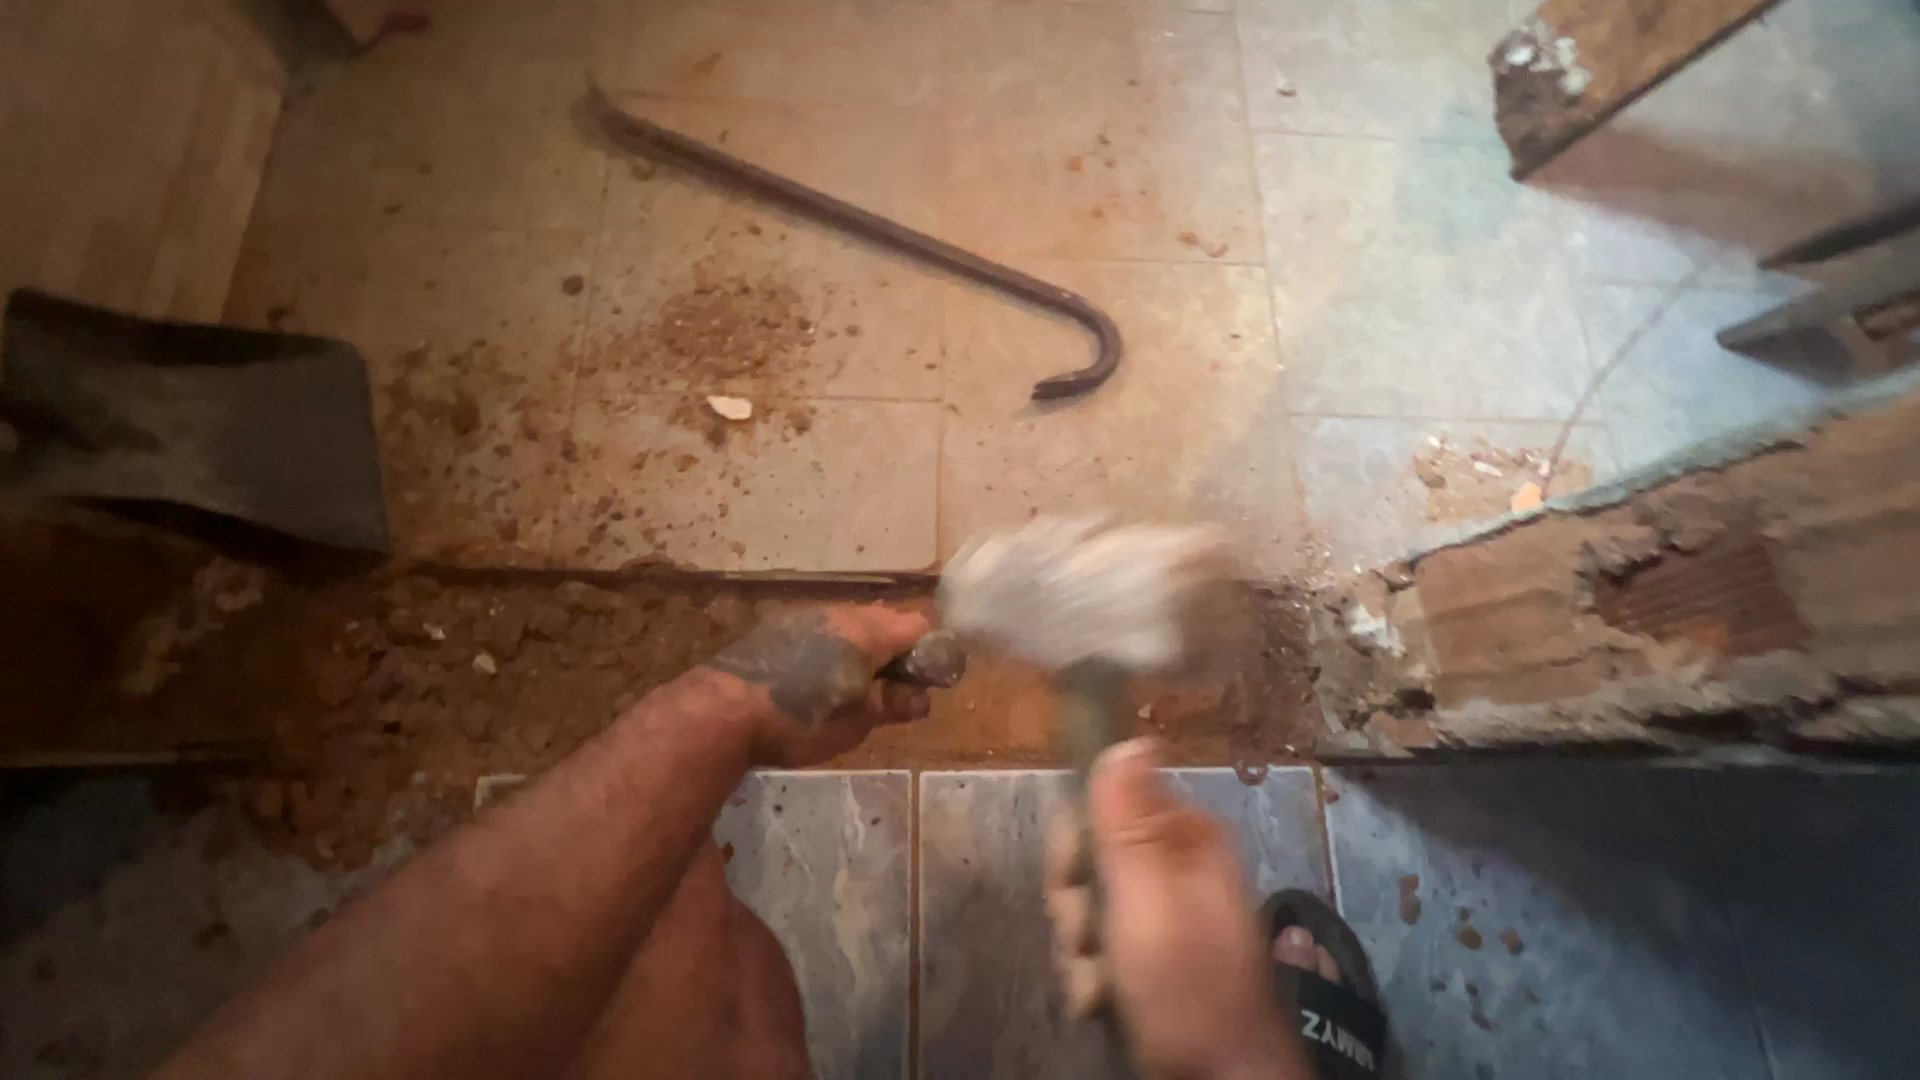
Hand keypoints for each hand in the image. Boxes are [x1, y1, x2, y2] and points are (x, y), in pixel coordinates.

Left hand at [702, 603, 933, 766]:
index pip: (920, 626)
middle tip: (893, 691)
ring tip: (855, 687)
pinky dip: (834, 648)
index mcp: (866, 633)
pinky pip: (823, 628)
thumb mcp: (854, 725)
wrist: (718, 712)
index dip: (932, 653)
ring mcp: (806, 615)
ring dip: (865, 650)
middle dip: (898, 652)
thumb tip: (917, 699)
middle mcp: (839, 613)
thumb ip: (891, 705)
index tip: (927, 683)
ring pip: (853, 624)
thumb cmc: (796, 722)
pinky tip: (818, 679)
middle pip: (888, 620)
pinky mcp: (779, 625)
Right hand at [1046, 739, 1307, 1079]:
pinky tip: (1104, 999)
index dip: (1075, 840)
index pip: (1101, 800)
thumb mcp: (1150, 896)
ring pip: (1085, 902)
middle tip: (1087, 938)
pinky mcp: (1146, 952)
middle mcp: (1171, 864)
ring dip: (1080, 945)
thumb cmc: (1186, 983)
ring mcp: (1159, 910)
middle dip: (1075, 902)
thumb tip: (1128, 738)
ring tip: (1101, 983)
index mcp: (1181, 836)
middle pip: (1087, 853)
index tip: (1073, 878)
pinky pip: (1096, 942)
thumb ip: (1129, 821)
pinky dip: (1091, 973)